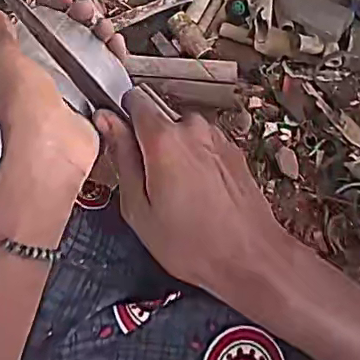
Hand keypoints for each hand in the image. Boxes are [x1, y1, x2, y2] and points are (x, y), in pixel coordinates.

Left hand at [0, 0, 123, 245]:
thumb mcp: (4, 60)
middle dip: (80, 18)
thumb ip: (2, 34)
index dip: (54, 10)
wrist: (48, 144)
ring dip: (99, 33)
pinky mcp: (93, 100)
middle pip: (70, 36)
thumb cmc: (23, 108)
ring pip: (91, 51)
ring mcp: (72, 89)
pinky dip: (114, 56)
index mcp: (24, 64)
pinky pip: (108, 72)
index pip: (41, 27)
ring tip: (103, 26)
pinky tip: (114, 45)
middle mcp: (48, 77)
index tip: (63, 0)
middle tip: (86, 10)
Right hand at [97, 90, 303, 309]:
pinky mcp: (232, 150)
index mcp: (163, 138)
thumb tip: (107, 123)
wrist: (252, 258)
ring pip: (181, 134)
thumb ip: (121, 156)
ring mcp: (216, 137)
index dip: (122, 118)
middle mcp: (192, 128)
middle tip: (149, 184)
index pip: (133, 100)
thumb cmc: (195, 243)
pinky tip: (199, 197)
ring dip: (175, 155)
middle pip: (158, 120)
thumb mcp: (138, 207)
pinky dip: (196, 163)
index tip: (119, 138)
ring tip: (178, 196)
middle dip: (149, 144)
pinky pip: (202, 146)